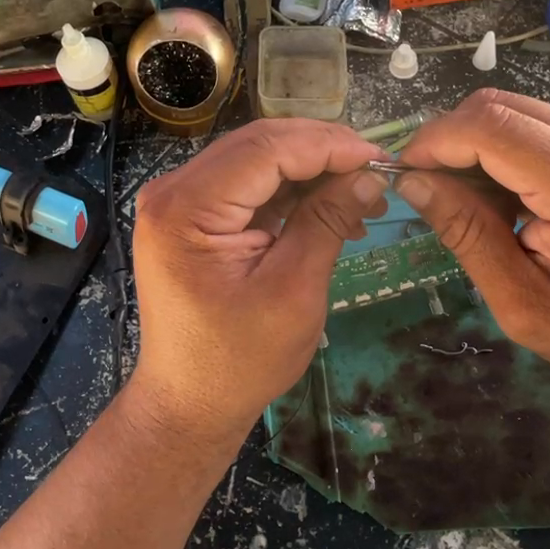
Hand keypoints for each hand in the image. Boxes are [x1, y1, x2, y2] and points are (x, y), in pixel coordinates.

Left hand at [129, 119, 386, 438]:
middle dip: (320, 152)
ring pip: (254, 160)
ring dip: (308, 170)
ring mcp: (177, 201)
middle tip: (374, 169)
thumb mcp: (294, 290)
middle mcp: (172, 191)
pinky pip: (245, 185)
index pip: (264, 149)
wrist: (189, 403)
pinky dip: (288, 191)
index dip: (325, 145)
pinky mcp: (190, 215)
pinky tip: (329, 207)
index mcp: (186, 208)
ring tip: (361, 194)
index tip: (377, 156)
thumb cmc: (239, 360)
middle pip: (257, 146)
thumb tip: (369, 174)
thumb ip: (327, 222)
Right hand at [395, 89, 549, 391]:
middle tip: (429, 191)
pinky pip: (537, 122)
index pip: (491, 127)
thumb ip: (468, 237)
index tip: (405, 176)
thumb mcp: (525, 306)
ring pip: (513, 108)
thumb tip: (414, 183)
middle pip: (498, 107)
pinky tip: (504, 195)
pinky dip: (503, 148)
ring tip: (468, 201)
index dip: (435, 141)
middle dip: (448, 140)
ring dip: (474, 144)